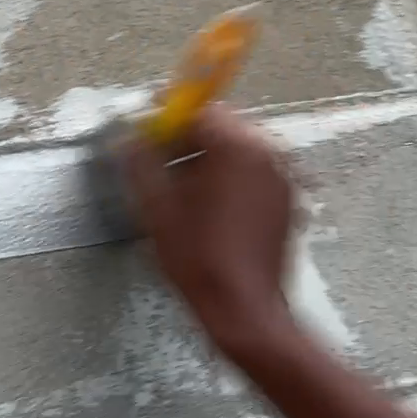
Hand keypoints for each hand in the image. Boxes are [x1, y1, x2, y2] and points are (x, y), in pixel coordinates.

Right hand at [125, 104, 297, 356]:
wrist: (243, 308)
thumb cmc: (198, 258)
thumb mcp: (156, 208)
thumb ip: (140, 164)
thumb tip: (127, 140)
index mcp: (236, 148)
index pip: (200, 110)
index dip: (169, 116)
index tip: (148, 128)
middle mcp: (268, 153)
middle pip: (222, 126)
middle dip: (189, 138)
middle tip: (160, 161)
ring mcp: (284, 176)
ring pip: (239, 149)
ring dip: (209, 157)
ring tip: (181, 187)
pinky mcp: (289, 199)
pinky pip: (254, 171)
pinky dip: (230, 176)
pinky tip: (208, 205)